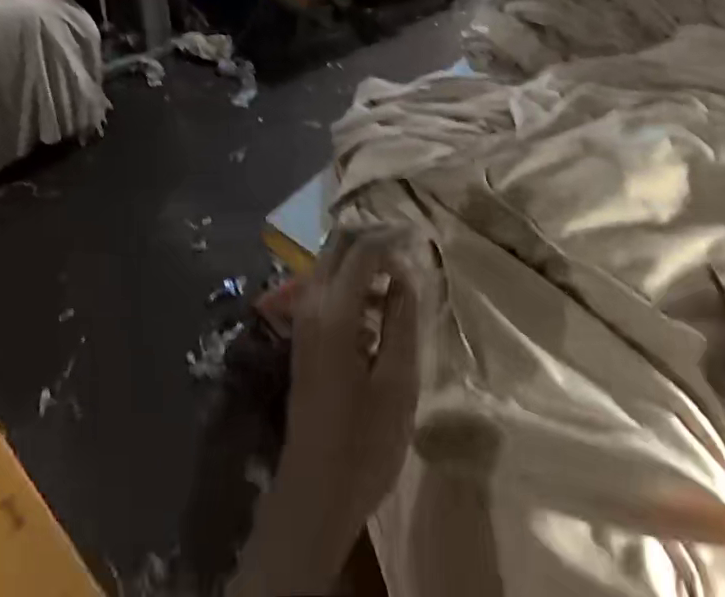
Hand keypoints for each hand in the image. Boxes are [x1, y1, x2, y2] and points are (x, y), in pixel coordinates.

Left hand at [230, 233, 421, 596]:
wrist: (316, 488)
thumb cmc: (366, 440)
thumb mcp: (398, 380)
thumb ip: (401, 319)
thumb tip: (404, 273)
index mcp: (333, 312)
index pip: (361, 251)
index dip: (391, 237)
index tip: (422, 237)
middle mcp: (310, 305)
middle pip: (336, 247)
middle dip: (372, 239)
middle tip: (410, 247)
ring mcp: (302, 320)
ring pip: (329, 267)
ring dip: (362, 262)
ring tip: (402, 278)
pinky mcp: (304, 337)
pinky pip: (327, 291)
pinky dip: (353, 285)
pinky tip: (379, 309)